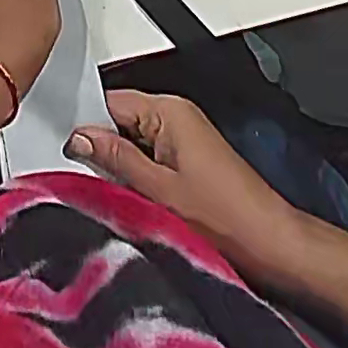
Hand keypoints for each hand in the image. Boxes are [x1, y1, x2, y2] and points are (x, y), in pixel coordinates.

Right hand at [66, 90, 307, 283]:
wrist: (275, 246)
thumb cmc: (229, 217)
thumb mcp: (158, 189)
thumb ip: (114, 157)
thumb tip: (80, 138)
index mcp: (168, 110)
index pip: (108, 101)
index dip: (87, 125)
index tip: (73, 151)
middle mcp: (176, 114)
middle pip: (119, 118)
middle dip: (105, 147)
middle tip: (98, 177)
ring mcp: (183, 134)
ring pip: (132, 138)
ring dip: (122, 163)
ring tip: (124, 189)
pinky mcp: (187, 155)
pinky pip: (148, 153)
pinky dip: (139, 172)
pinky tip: (139, 195)